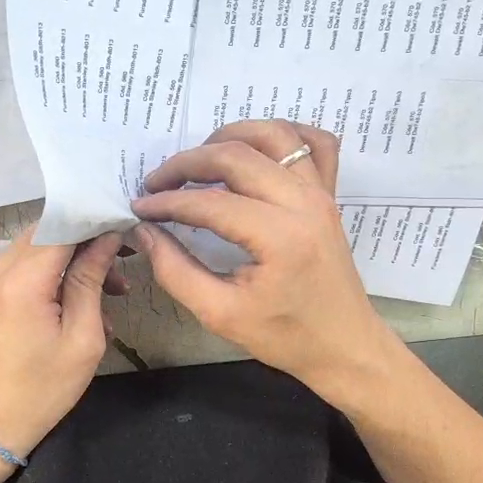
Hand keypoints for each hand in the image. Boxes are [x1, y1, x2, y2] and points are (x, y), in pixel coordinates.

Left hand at [0, 228, 125, 458]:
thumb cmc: (41, 391)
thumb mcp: (82, 339)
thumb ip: (91, 282)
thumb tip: (108, 239)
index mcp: (21, 280)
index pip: (64, 224)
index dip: (98, 220)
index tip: (129, 230)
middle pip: (50, 230)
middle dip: (89, 241)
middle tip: (125, 264)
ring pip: (40, 246)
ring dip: (75, 260)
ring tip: (111, 292)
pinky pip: (26, 266)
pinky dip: (55, 274)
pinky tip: (81, 301)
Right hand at [130, 120, 400, 406]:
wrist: (343, 346)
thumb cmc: (284, 337)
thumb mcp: (220, 314)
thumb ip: (176, 271)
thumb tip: (145, 233)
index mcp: (279, 237)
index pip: (210, 202)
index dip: (167, 202)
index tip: (139, 208)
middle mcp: (304, 203)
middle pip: (237, 155)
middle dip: (187, 163)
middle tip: (156, 183)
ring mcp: (321, 193)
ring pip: (273, 135)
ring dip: (229, 137)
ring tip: (198, 161)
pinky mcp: (329, 194)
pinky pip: (312, 143)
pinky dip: (281, 136)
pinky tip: (254, 151)